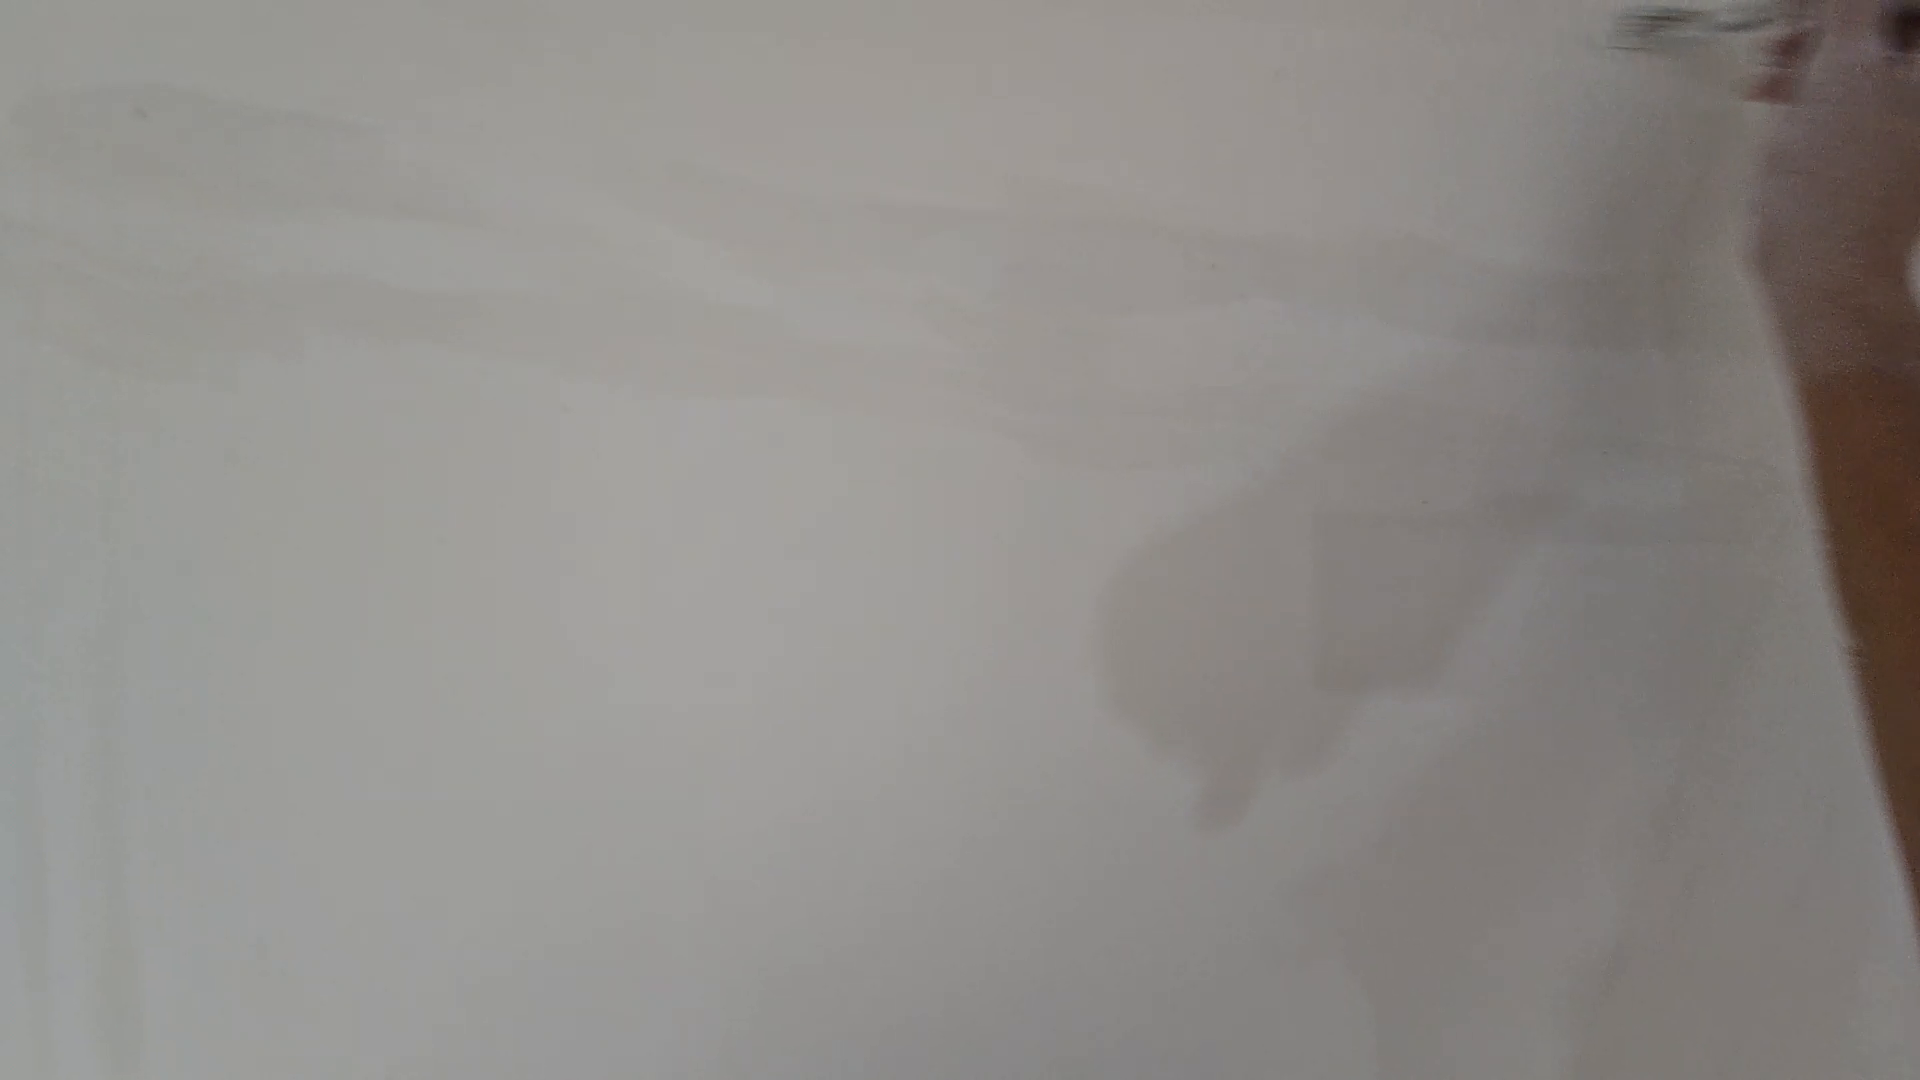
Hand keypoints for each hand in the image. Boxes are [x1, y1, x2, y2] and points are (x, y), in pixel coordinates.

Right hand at [1750, 0, 1919, 303]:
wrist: (1825, 263)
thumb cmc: (1834, 184)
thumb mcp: (1838, 81)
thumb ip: (1846, 16)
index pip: (1897, 8)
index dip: (1847, 6)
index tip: (1800, 11)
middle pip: (1891, 26)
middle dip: (1833, 25)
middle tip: (1782, 37)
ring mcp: (1912, 114)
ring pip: (1870, 56)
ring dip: (1817, 54)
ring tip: (1768, 73)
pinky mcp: (1887, 137)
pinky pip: (1856, 88)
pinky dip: (1817, 84)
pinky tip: (1782, 95)